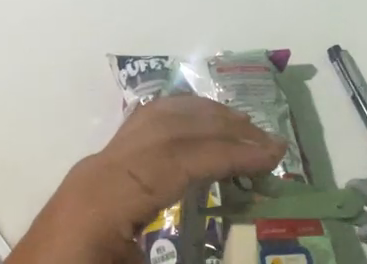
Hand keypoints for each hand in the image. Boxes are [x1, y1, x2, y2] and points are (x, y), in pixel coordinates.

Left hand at [8, 95, 286, 263]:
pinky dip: (177, 124)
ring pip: (152, 119)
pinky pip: (139, 132)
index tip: (274, 156)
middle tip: (269, 141)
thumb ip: (185, 257)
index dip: (230, 153)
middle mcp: (99, 167)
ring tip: (242, 129)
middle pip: (167, 126)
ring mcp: (93, 166)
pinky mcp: (92, 176)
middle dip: (221, 126)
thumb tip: (236, 246)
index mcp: (107, 195)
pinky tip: (197, 137)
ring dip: (199, 117)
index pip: (179, 157)